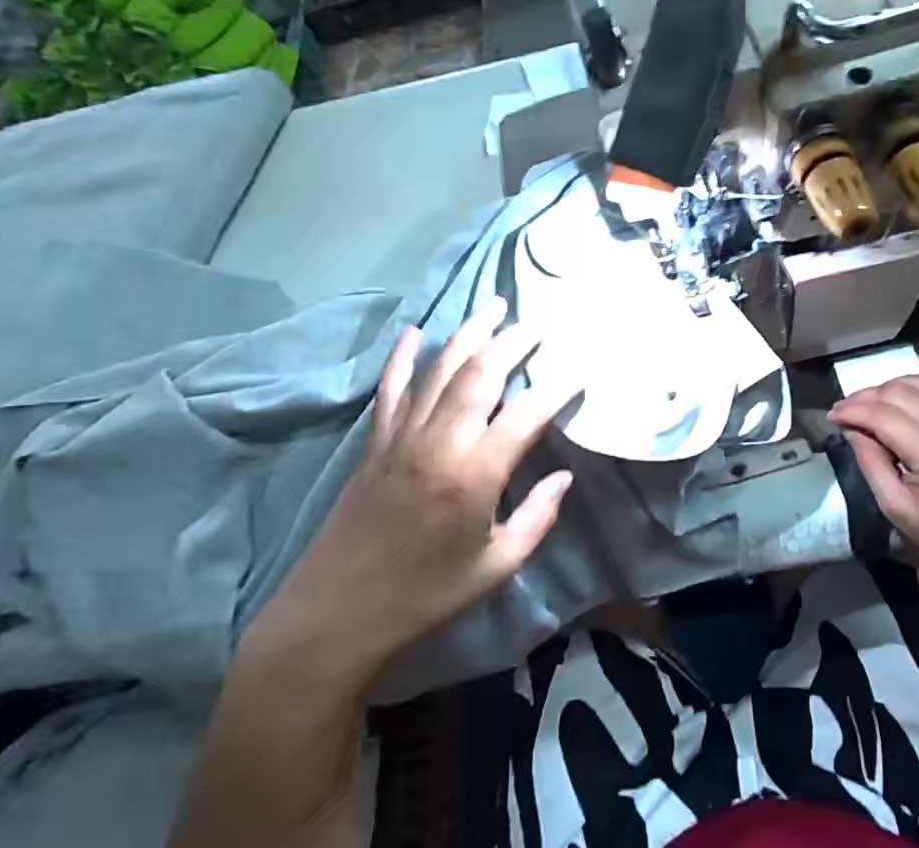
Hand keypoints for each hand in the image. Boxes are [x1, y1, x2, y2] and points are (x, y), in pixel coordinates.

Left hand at [245, 297, 578, 683]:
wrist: (339, 611)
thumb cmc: (426, 596)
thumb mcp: (496, 567)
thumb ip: (537, 518)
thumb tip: (564, 476)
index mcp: (475, 474)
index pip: (527, 413)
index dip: (557, 389)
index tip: (578, 374)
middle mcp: (439, 441)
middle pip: (481, 373)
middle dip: (513, 342)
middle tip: (538, 324)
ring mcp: (402, 435)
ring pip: (439, 369)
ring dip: (468, 334)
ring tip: (492, 307)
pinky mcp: (375, 441)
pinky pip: (391, 387)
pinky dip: (403, 357)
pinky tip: (414, 331)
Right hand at [828, 373, 918, 591]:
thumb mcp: (896, 508)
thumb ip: (870, 462)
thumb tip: (851, 427)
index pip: (884, 416)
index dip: (853, 410)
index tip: (833, 415)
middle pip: (903, 393)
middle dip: (868, 396)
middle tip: (849, 410)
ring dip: (895, 387)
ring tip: (876, 403)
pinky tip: (910, 402)